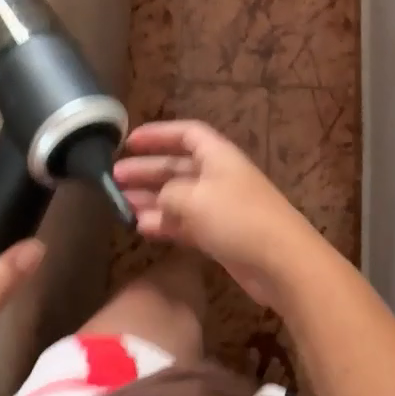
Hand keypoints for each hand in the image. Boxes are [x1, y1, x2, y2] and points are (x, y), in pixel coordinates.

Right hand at [114, 121, 333, 308]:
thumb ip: (168, 193)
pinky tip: (139, 227)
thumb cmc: (238, 218)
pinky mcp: (219, 235)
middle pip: (178, 166)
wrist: (281, 261)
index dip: (158, 134)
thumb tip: (156, 198)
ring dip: (150, 199)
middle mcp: (218, 176)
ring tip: (119, 203)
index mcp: (218, 155)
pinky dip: (164, 223)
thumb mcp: (194, 199)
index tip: (129, 140)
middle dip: (147, 170)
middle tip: (113, 178)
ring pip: (178, 196)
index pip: (186, 134)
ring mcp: (219, 206)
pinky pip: (185, 222)